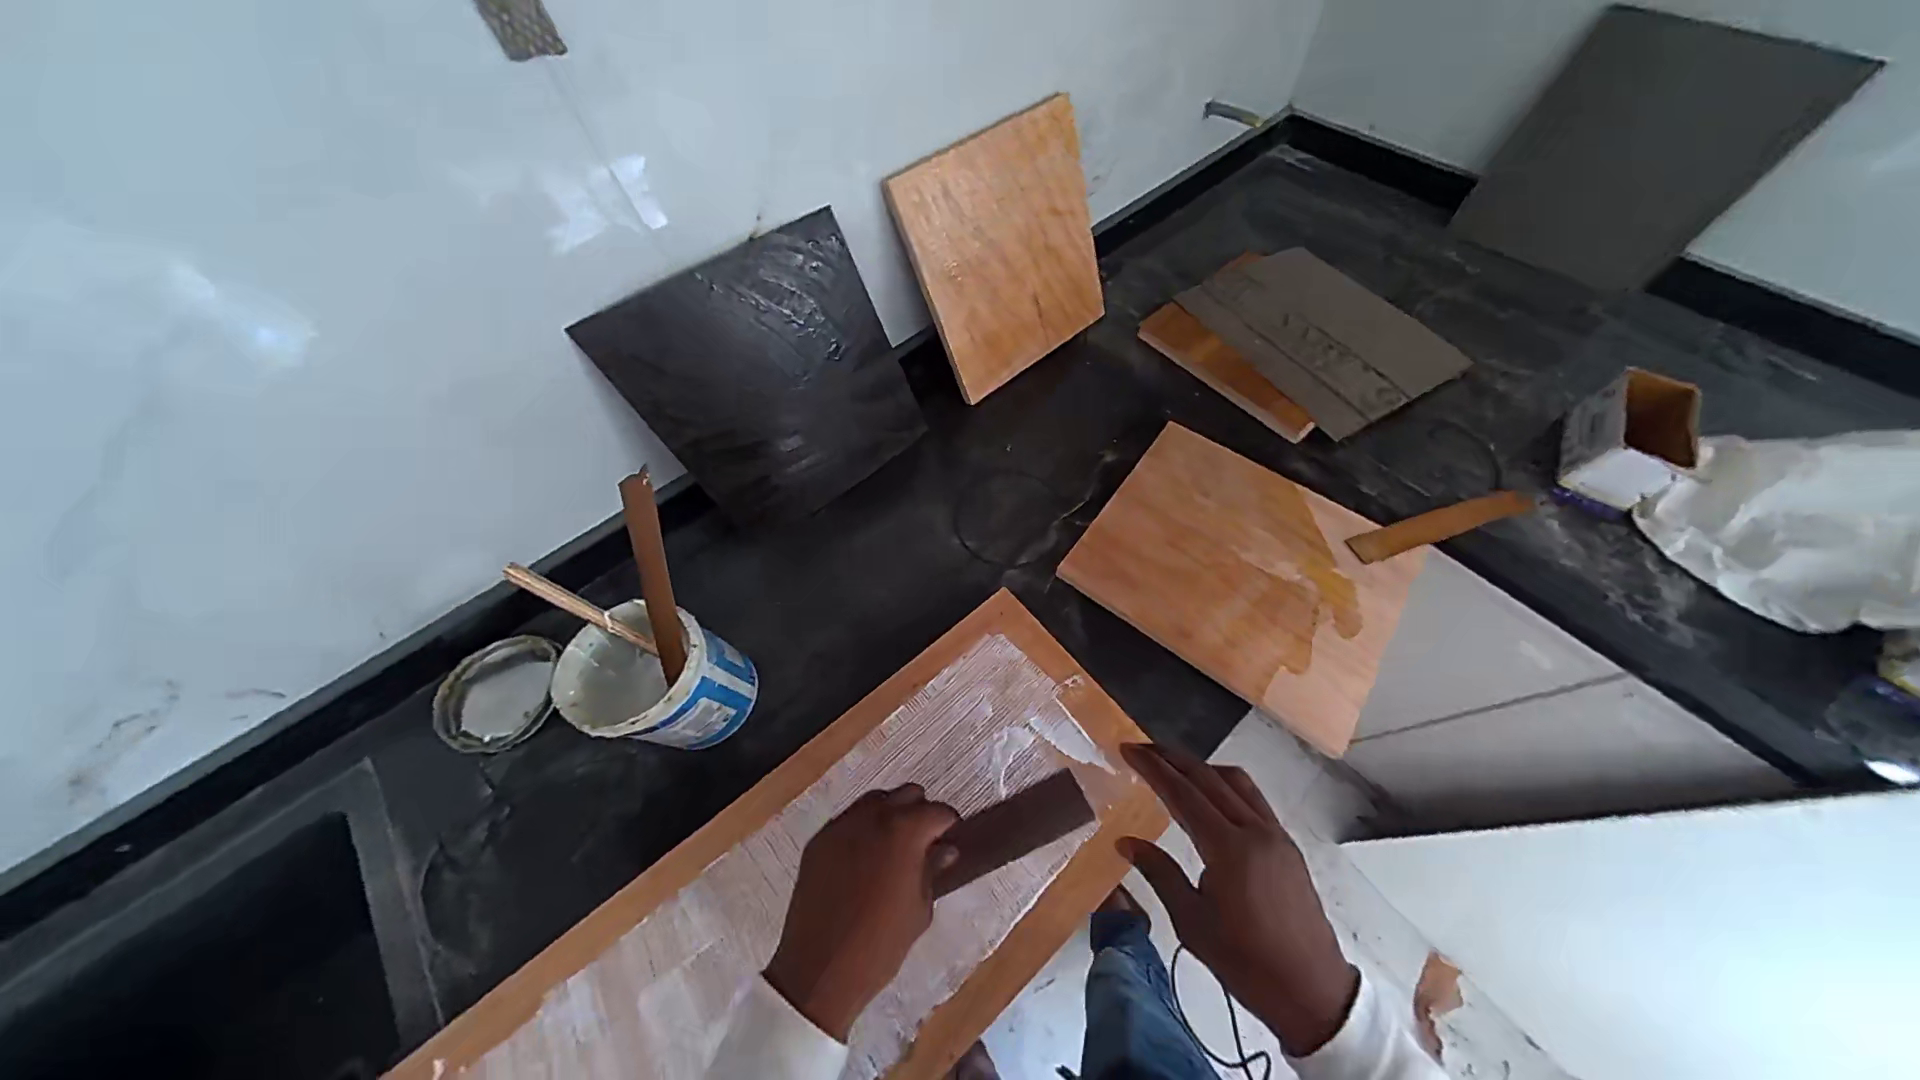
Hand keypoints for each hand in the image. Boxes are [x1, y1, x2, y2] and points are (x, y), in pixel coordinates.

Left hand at [764, 783, 959, 1039]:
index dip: (949, 825)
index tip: (950, 839)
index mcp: (904, 832)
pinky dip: (863, 827)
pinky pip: (849, 819)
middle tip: (924, 841)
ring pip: (876, 800)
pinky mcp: (819, 839)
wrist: (819, 971)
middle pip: (907, 794)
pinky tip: (865, 855)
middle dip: (921, 811)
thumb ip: (932, 870)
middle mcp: (873, 817)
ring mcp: (842, 825)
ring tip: (894, 844)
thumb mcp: (919, 910)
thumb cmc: (880, 946)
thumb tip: (945, 849)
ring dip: (891, 813)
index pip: (938, 811)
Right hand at [1118, 742, 1359, 1055]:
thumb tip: (1125, 842)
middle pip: (1208, 777)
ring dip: (1200, 767)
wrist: (1313, 994)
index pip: (1183, 793)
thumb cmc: (1246, 963)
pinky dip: (1224, 784)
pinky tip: (1209, 794)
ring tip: (1172, 766)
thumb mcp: (1192, 923)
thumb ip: (1159, 873)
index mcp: (1229, 848)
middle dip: (1172, 758)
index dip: (1153, 768)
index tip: (1129, 749)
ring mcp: (1276, 835)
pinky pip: (1252, 798)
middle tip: (1141, 748)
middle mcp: (1255, 831)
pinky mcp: (1287, 845)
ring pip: (1234, 781)